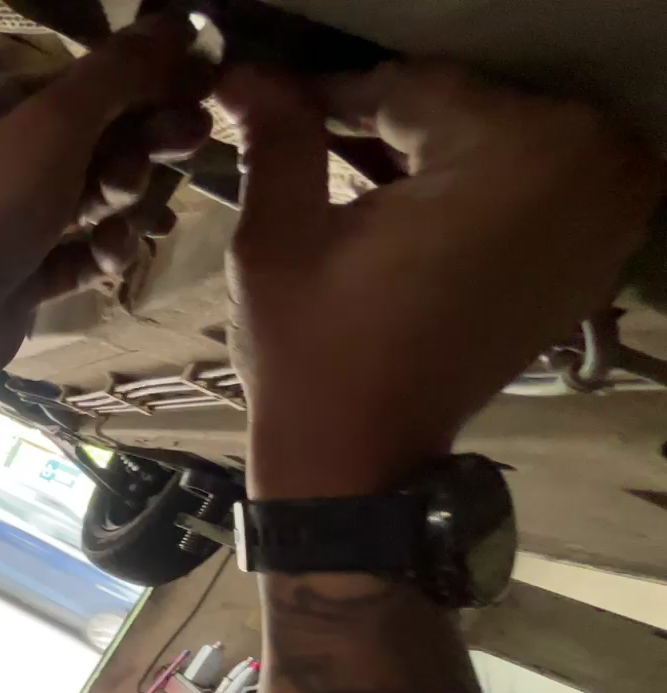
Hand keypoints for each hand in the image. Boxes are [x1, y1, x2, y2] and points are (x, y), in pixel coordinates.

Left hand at [0, 15, 211, 391]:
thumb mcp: (49, 126)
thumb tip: (177, 22)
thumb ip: (116, 74)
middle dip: (141, 139)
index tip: (200, 83)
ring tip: (126, 204)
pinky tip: (113, 252)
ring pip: (88, 199)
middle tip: (189, 140)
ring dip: (122, 196)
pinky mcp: (18, 278)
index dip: (141, 80)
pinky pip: (76, 254)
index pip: (78, 82)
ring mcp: (5, 226)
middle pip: (90, 139)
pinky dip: (101, 250)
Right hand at [222, 63, 662, 498]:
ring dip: (428, 153)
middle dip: (384, 125)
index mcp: (516, 150)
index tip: (271, 103)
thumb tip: (244, 75)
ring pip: (505, 141)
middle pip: (468, 108)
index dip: (328, 96)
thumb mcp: (274, 241)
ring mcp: (616, 208)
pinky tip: (408, 219)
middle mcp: (598, 159)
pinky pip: (536, 186)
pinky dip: (473, 190)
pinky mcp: (602, 249)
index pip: (410, 87)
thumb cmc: (304, 348)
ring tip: (354, 183)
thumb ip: (278, 143)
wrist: (355, 449)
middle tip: (311, 144)